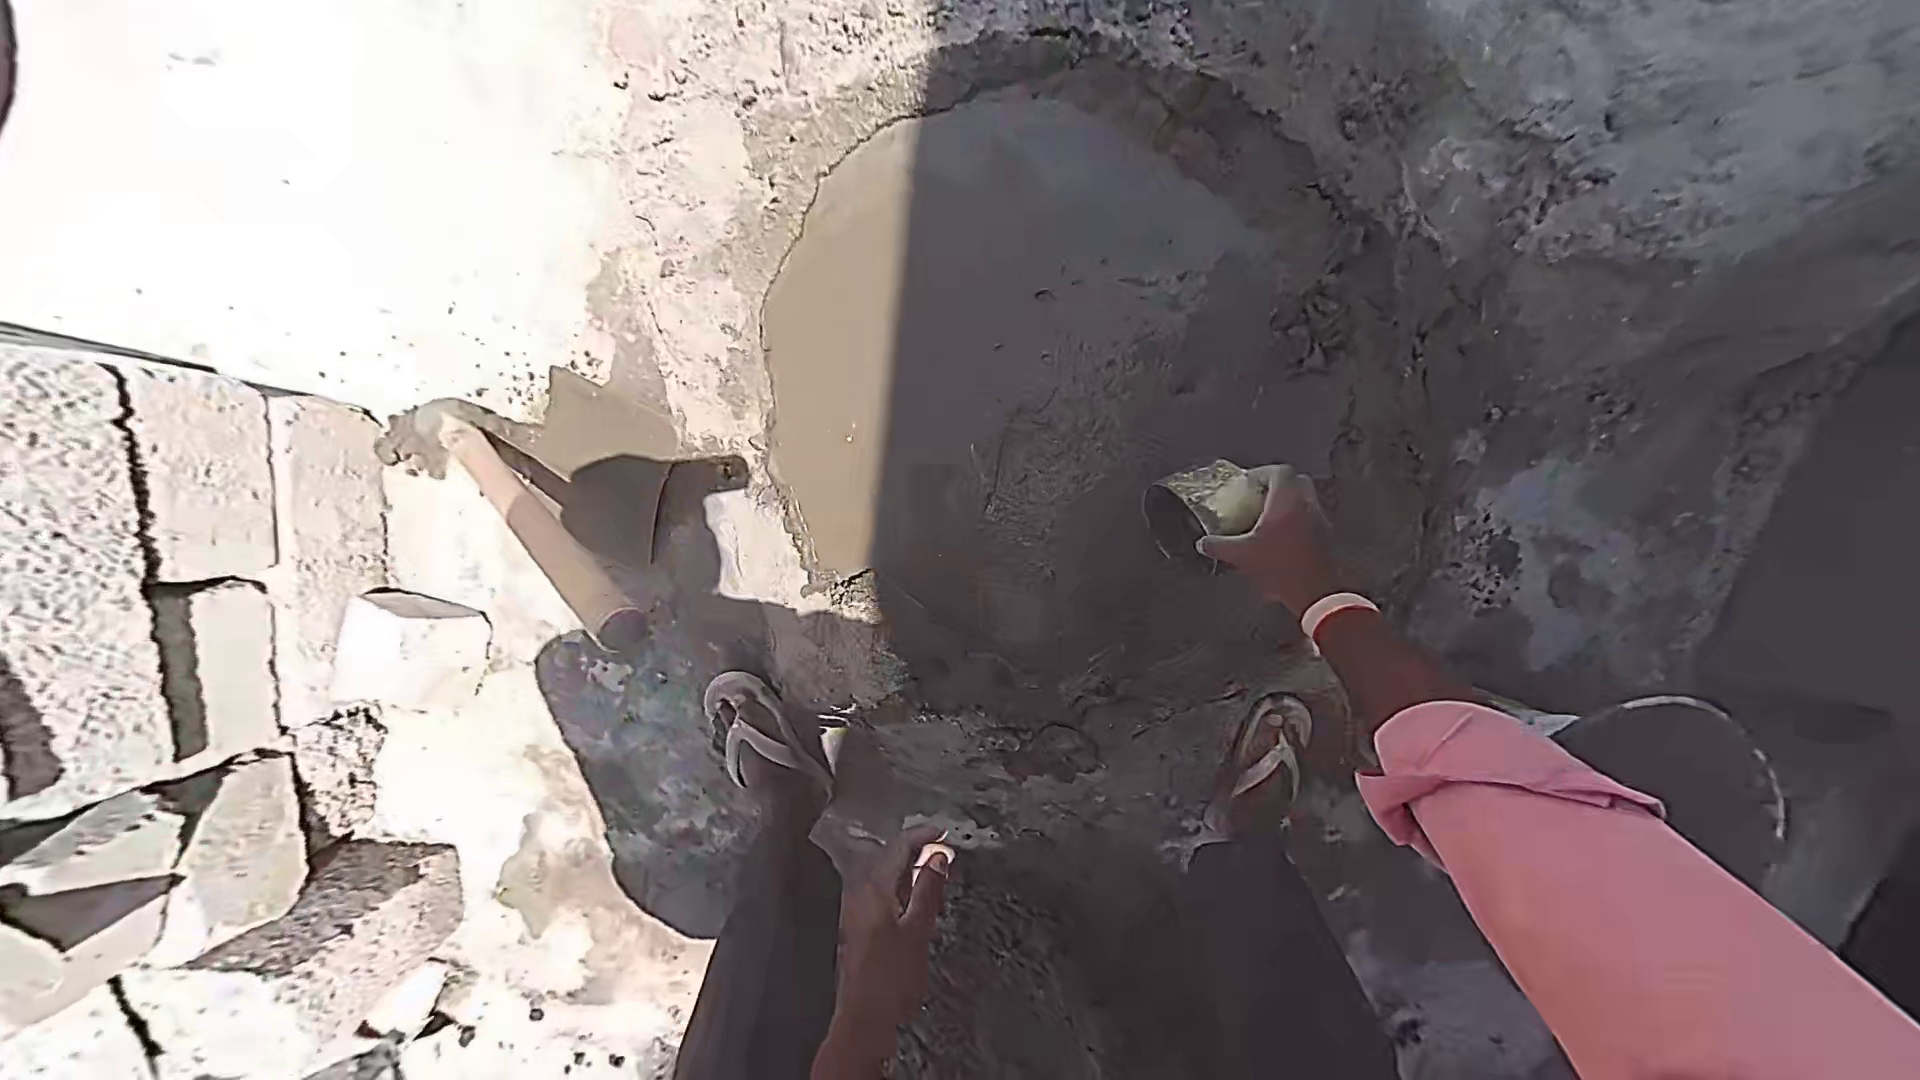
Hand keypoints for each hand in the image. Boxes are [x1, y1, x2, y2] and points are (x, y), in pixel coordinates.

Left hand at [814, 825, 950, 1076]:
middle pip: (890, 859)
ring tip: (931, 871)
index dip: (923, 835)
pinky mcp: (859, 928)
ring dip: (908, 870)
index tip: (941, 832)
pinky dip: (900, 888)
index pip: (899, 847)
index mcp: (874, 888)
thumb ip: (928, 889)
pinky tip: (913, 900)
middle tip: (940, 849)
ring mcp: (857, 911)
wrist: (863, 1024)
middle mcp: (860, 894)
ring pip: (885, 877)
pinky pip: (881, 894)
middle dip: (916, 850)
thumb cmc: (889, 979)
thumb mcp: (918, 929)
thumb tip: (937, 857)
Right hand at [1196, 464, 1340, 613]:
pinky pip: (1310, 516)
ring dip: (1288, 501)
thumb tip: (1202, 543)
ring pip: (1306, 498)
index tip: (1247, 482)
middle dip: (1277, 484)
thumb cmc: (1279, 567)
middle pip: (1296, 480)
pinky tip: (1280, 535)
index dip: (1262, 472)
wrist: (1314, 593)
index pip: (1280, 471)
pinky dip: (1296, 518)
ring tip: (1267, 516)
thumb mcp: (1240, 555)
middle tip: (1258, 495)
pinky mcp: (1326, 536)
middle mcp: (1307, 505)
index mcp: (1287, 502)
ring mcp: (1320, 520)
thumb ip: (1218, 545)